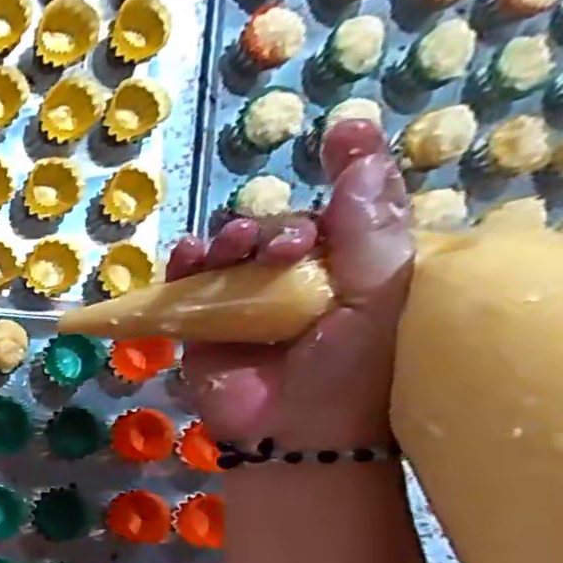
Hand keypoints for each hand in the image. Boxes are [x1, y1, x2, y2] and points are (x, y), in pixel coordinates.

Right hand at [174, 120, 415, 451]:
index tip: (345, 130)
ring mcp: (243, 300)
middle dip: (279, 225)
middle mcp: (295, 278)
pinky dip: (184, 262)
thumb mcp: (378, 300)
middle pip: (279, 226)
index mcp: (349, 269)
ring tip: (234, 246)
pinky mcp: (200, 322)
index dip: (348, 165)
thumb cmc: (350, 374)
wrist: (290, 433)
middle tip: (286, 245)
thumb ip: (371, 235)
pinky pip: (185, 283)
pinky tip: (191, 253)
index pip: (347, 207)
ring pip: (230, 249)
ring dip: (231, 237)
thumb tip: (362, 166)